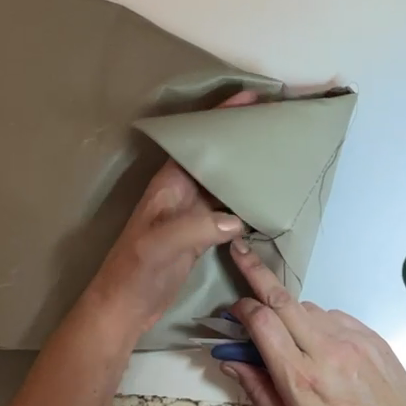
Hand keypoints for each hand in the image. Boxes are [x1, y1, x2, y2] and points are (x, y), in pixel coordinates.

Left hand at [75, 91, 258, 338]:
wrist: (125, 308)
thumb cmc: (135, 270)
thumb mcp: (162, 244)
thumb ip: (197, 228)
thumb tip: (237, 219)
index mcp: (169, 183)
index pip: (197, 140)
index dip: (222, 116)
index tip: (252, 98)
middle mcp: (182, 191)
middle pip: (216, 156)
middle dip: (242, 138)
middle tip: (277, 123)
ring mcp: (193, 213)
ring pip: (225, 182)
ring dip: (248, 169)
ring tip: (280, 154)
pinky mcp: (202, 234)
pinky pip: (230, 210)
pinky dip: (248, 202)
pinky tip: (269, 200)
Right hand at [220, 241, 405, 405]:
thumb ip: (258, 392)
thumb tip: (230, 361)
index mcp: (300, 379)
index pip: (261, 322)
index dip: (240, 309)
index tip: (231, 310)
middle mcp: (326, 350)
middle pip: (282, 298)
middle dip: (255, 271)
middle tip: (239, 249)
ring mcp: (354, 340)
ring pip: (308, 307)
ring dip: (289, 310)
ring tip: (289, 338)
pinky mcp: (373, 338)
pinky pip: (334, 316)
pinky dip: (317, 321)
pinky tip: (320, 346)